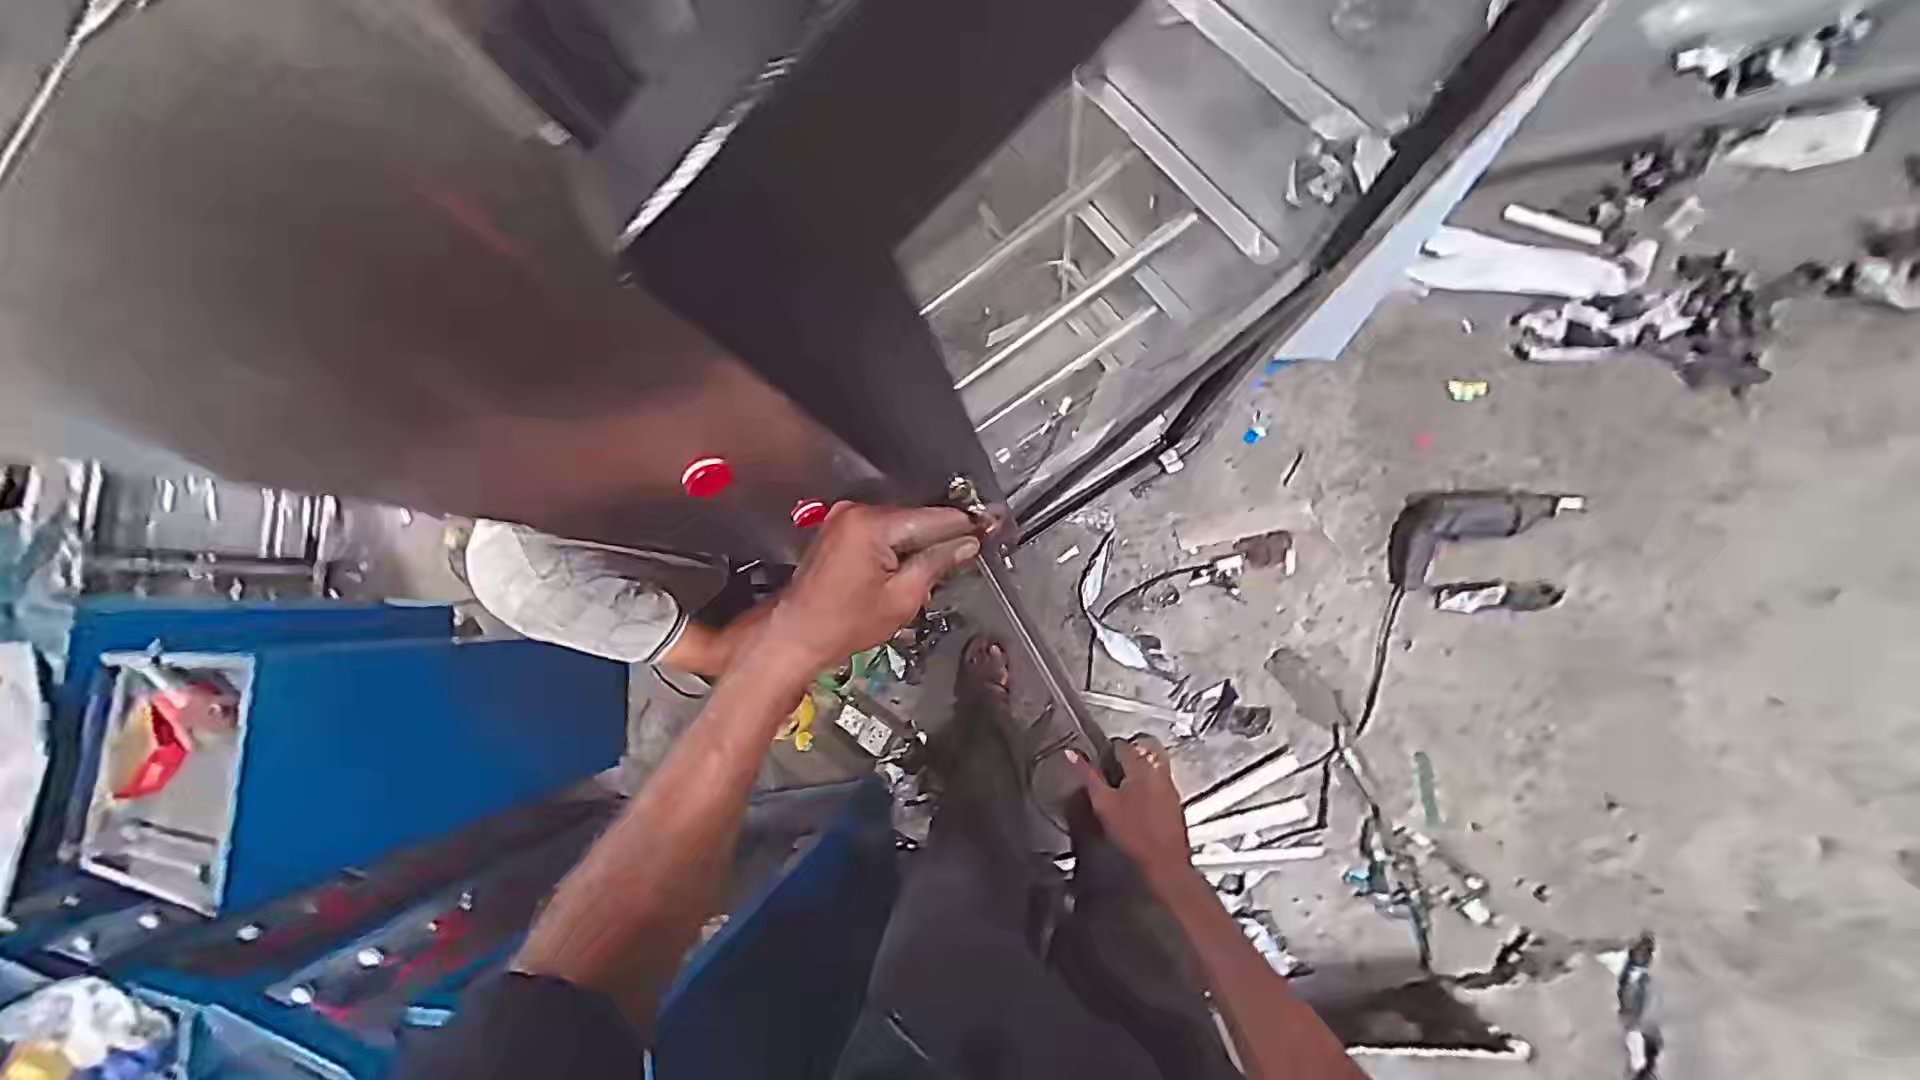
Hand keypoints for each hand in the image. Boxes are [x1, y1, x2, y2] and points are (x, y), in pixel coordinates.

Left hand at [761, 502, 978, 676]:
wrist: (794, 635)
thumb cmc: (840, 624)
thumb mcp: (903, 598)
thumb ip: (937, 563)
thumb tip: (965, 544)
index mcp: (872, 525)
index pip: (935, 517)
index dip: (967, 525)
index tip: (990, 525)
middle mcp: (856, 512)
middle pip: (918, 517)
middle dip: (945, 533)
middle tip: (974, 546)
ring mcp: (845, 518)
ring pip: (902, 522)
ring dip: (923, 539)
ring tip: (946, 559)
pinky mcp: (840, 528)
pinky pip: (883, 528)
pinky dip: (900, 542)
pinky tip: (913, 562)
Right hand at [1067, 737, 1193, 886]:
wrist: (1164, 864)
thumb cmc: (1131, 833)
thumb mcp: (1102, 802)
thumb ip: (1087, 775)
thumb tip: (1072, 754)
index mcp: (1141, 767)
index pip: (1122, 745)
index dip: (1107, 751)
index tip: (1099, 762)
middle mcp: (1159, 772)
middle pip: (1140, 752)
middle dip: (1125, 759)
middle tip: (1110, 773)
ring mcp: (1170, 787)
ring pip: (1151, 767)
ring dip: (1136, 773)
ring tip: (1122, 789)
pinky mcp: (1175, 803)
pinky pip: (1159, 783)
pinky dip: (1147, 786)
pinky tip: (1137, 804)